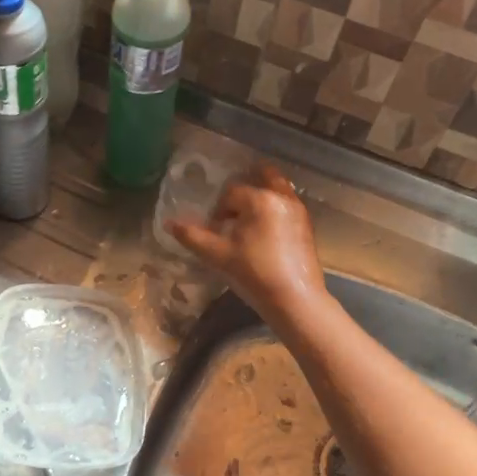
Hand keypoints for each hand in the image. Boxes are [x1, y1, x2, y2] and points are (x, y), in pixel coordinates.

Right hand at [165, 164, 326, 318]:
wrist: (295, 300)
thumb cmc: (254, 274)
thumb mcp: (217, 256)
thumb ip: (192, 236)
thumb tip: (169, 223)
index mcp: (259, 199)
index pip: (230, 193)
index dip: (218, 210)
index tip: (215, 230)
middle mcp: (281, 197)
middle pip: (263, 175)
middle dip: (246, 187)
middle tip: (233, 207)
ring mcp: (298, 210)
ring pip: (278, 188)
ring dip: (262, 194)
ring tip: (248, 218)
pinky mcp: (307, 225)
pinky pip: (288, 204)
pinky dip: (275, 207)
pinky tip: (266, 231)